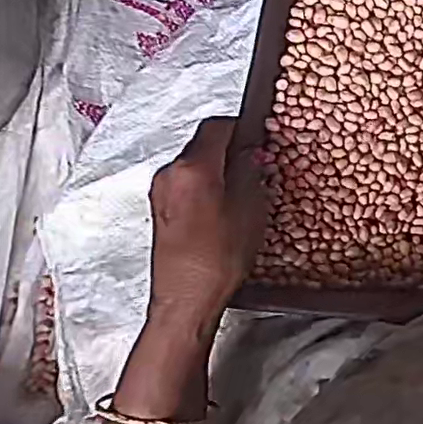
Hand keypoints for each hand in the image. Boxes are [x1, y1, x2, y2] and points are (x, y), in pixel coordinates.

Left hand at [148, 116, 268, 322]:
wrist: (187, 296)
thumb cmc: (218, 256)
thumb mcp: (250, 208)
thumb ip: (250, 172)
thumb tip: (251, 153)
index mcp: (192, 168)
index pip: (216, 127)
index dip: (241, 127)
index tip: (261, 135)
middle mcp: (170, 174)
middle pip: (203, 145)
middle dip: (232, 149)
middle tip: (260, 161)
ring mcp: (161, 192)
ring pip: (195, 165)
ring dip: (220, 168)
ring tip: (247, 186)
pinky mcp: (162, 210)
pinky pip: (187, 184)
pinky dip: (208, 184)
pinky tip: (228, 204)